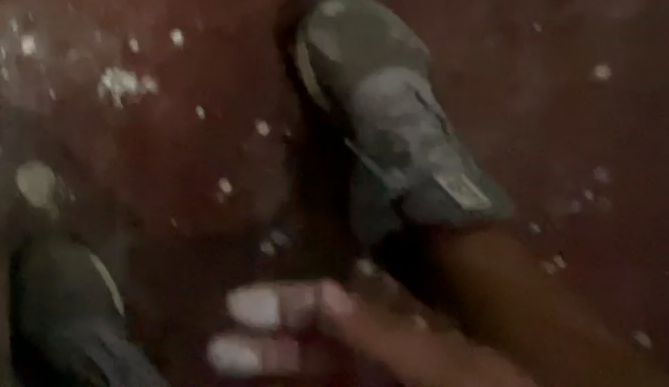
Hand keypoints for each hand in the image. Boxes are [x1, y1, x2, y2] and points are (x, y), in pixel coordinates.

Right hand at [208, 280, 535, 385]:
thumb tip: (320, 290)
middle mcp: (388, 365)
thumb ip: (386, 333)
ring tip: (229, 369)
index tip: (233, 306)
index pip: (327, 307)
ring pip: (321, 377)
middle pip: (316, 349)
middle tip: (216, 349)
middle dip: (267, 346)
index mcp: (404, 339)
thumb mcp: (452, 369)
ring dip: (276, 370)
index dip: (281, 304)